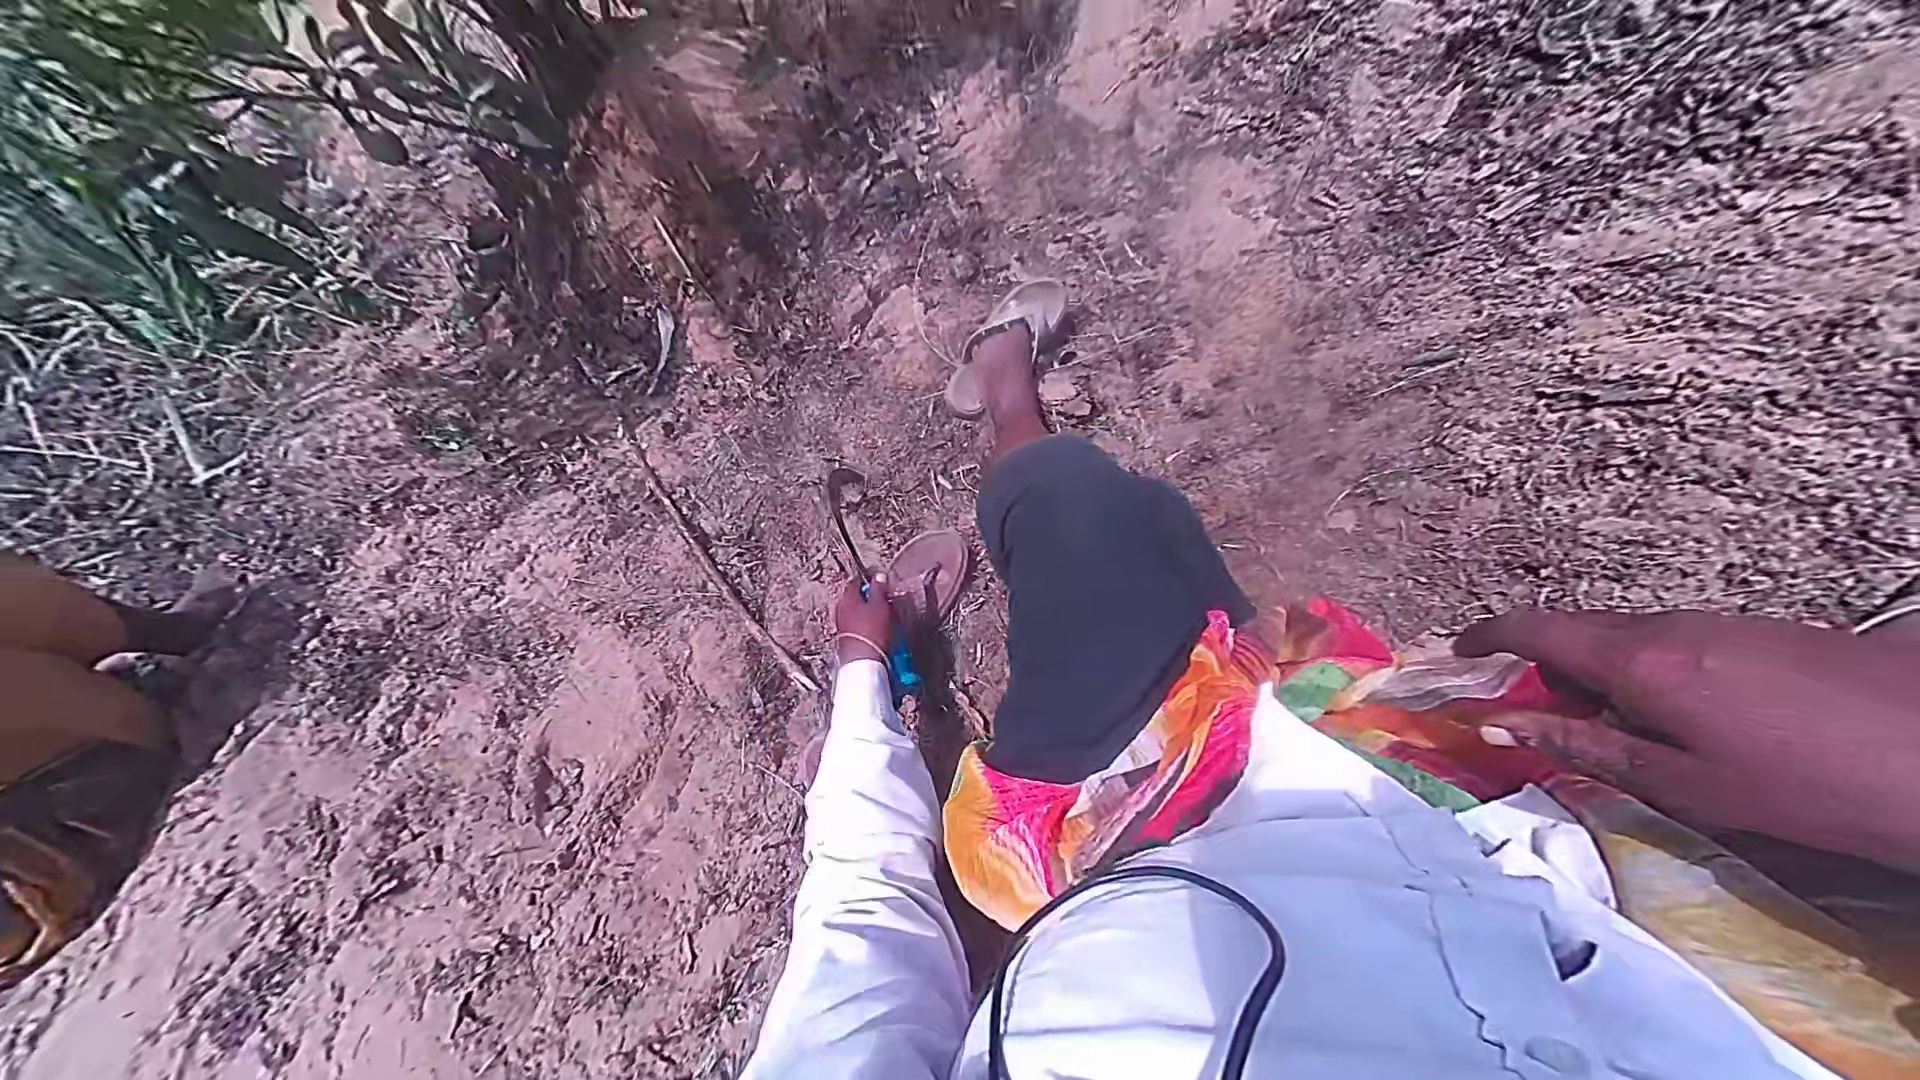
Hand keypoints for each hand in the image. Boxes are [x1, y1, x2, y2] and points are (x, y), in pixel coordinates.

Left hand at [833, 574, 893, 665]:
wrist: (863, 660)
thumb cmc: (872, 630)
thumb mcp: (880, 605)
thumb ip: (879, 589)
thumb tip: (878, 576)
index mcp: (847, 598)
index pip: (856, 582)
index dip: (868, 580)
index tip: (880, 583)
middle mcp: (841, 610)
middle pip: (856, 598)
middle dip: (870, 598)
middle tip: (886, 600)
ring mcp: (843, 626)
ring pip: (857, 613)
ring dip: (869, 613)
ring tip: (886, 617)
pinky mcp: (847, 639)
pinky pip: (859, 626)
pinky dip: (868, 625)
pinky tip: (879, 630)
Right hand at [1456, 609, 1919, 871]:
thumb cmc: (1815, 785)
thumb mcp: (1684, 783)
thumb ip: (1580, 746)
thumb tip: (1497, 726)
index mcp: (1634, 661)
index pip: (1530, 629)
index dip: (1484, 636)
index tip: (1459, 652)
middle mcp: (1664, 627)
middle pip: (1573, 629)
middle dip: (1546, 664)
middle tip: (1555, 713)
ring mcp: (1715, 623)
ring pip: (1621, 634)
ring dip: (1599, 668)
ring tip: (1634, 725)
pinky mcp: (1759, 630)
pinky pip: (1668, 637)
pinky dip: (1646, 666)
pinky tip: (1694, 714)